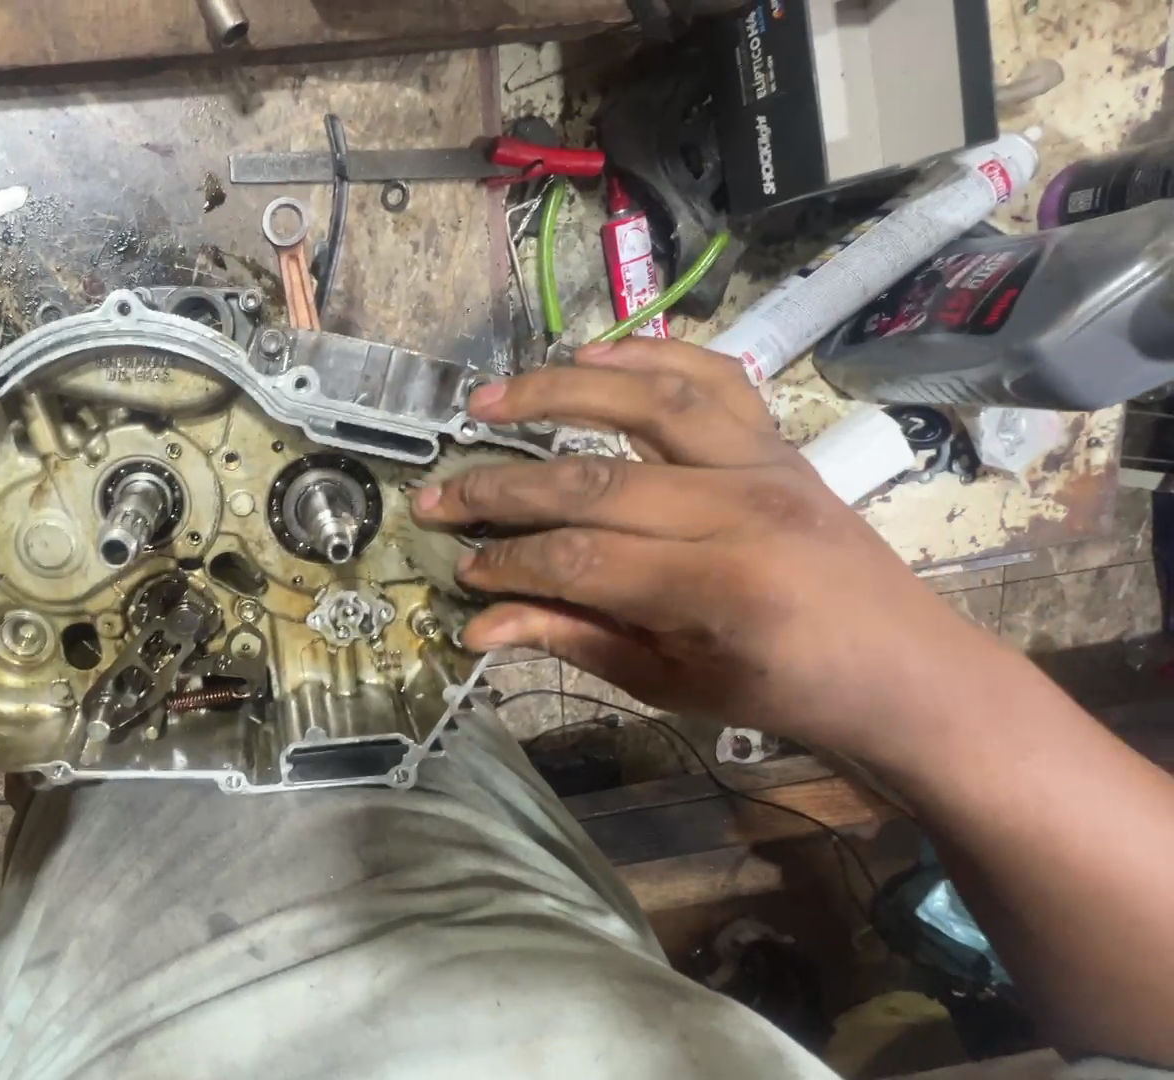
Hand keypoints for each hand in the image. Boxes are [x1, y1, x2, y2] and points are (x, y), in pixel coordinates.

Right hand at [412, 338, 1015, 759]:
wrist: (909, 669)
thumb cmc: (783, 689)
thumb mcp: (668, 681)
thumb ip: (571, 637)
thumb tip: (477, 625)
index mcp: (721, 587)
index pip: (580, 559)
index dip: (508, 564)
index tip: (461, 569)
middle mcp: (744, 508)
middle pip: (592, 483)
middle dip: (500, 491)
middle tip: (436, 498)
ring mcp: (767, 462)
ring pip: (646, 403)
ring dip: (555, 394)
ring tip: (487, 399)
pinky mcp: (777, 441)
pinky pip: (711, 378)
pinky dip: (647, 357)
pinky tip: (588, 353)